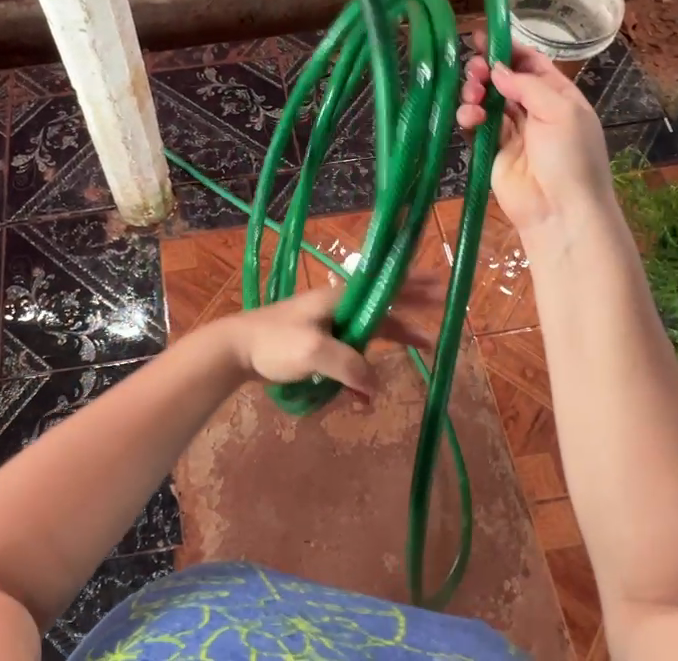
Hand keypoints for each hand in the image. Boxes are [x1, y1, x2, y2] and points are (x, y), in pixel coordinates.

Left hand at [204, 277, 440, 395]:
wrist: (235, 350)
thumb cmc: (275, 344)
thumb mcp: (316, 354)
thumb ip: (351, 367)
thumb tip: (375, 387)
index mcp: (339, 299)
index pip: (385, 289)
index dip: (414, 287)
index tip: (441, 285)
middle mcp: (336, 308)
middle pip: (383, 308)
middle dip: (412, 312)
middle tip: (442, 312)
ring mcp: (325, 326)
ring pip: (369, 333)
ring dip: (392, 342)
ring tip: (420, 348)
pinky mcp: (315, 345)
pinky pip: (350, 354)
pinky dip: (363, 369)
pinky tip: (364, 391)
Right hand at [455, 33, 614, 235]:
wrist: (560, 212)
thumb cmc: (570, 157)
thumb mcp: (560, 111)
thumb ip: (527, 85)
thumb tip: (496, 69)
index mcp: (559, 95)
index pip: (531, 63)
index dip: (507, 48)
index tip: (480, 36)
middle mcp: (535, 109)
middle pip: (503, 79)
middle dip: (485, 70)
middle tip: (472, 69)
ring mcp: (513, 131)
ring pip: (486, 100)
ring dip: (474, 93)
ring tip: (471, 97)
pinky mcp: (493, 151)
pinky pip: (476, 126)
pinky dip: (469, 118)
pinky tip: (469, 119)